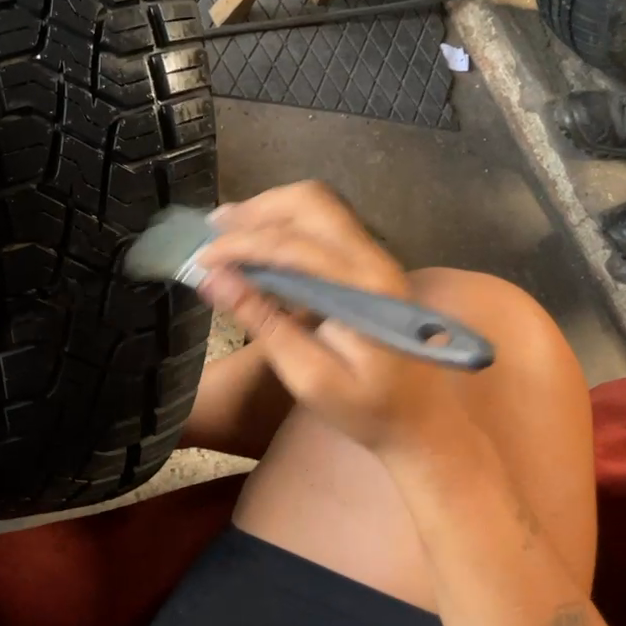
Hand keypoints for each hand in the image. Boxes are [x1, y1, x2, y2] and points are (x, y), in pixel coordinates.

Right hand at [193, 181, 465, 454]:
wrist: (424, 423)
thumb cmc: (366, 408)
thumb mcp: (308, 376)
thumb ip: (262, 322)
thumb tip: (212, 279)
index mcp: (363, 288)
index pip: (291, 245)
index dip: (240, 245)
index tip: (201, 261)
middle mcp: (373, 259)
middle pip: (310, 202)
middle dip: (256, 211)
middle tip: (213, 232)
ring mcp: (374, 257)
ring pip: (316, 204)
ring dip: (268, 211)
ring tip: (227, 229)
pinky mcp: (366, 262)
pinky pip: (321, 221)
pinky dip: (282, 222)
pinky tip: (256, 241)